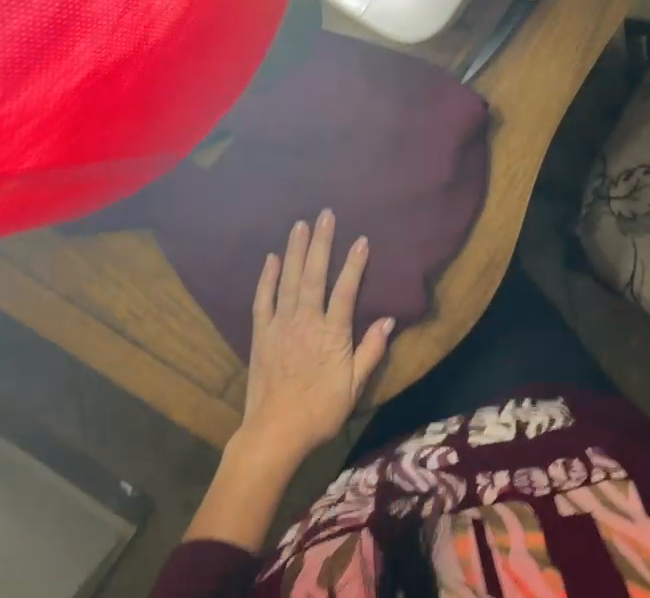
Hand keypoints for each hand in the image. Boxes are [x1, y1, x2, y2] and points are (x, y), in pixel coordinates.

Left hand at [241, 210, 393, 465]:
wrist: (274, 434)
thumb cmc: (320, 412)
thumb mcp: (354, 386)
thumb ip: (370, 351)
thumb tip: (389, 320)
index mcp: (332, 335)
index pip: (346, 291)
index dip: (354, 264)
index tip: (361, 239)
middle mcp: (305, 322)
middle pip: (314, 275)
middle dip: (321, 243)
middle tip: (325, 214)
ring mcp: (280, 326)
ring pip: (289, 280)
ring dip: (295, 250)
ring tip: (300, 224)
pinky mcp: (260, 335)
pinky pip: (263, 300)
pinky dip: (267, 277)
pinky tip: (272, 258)